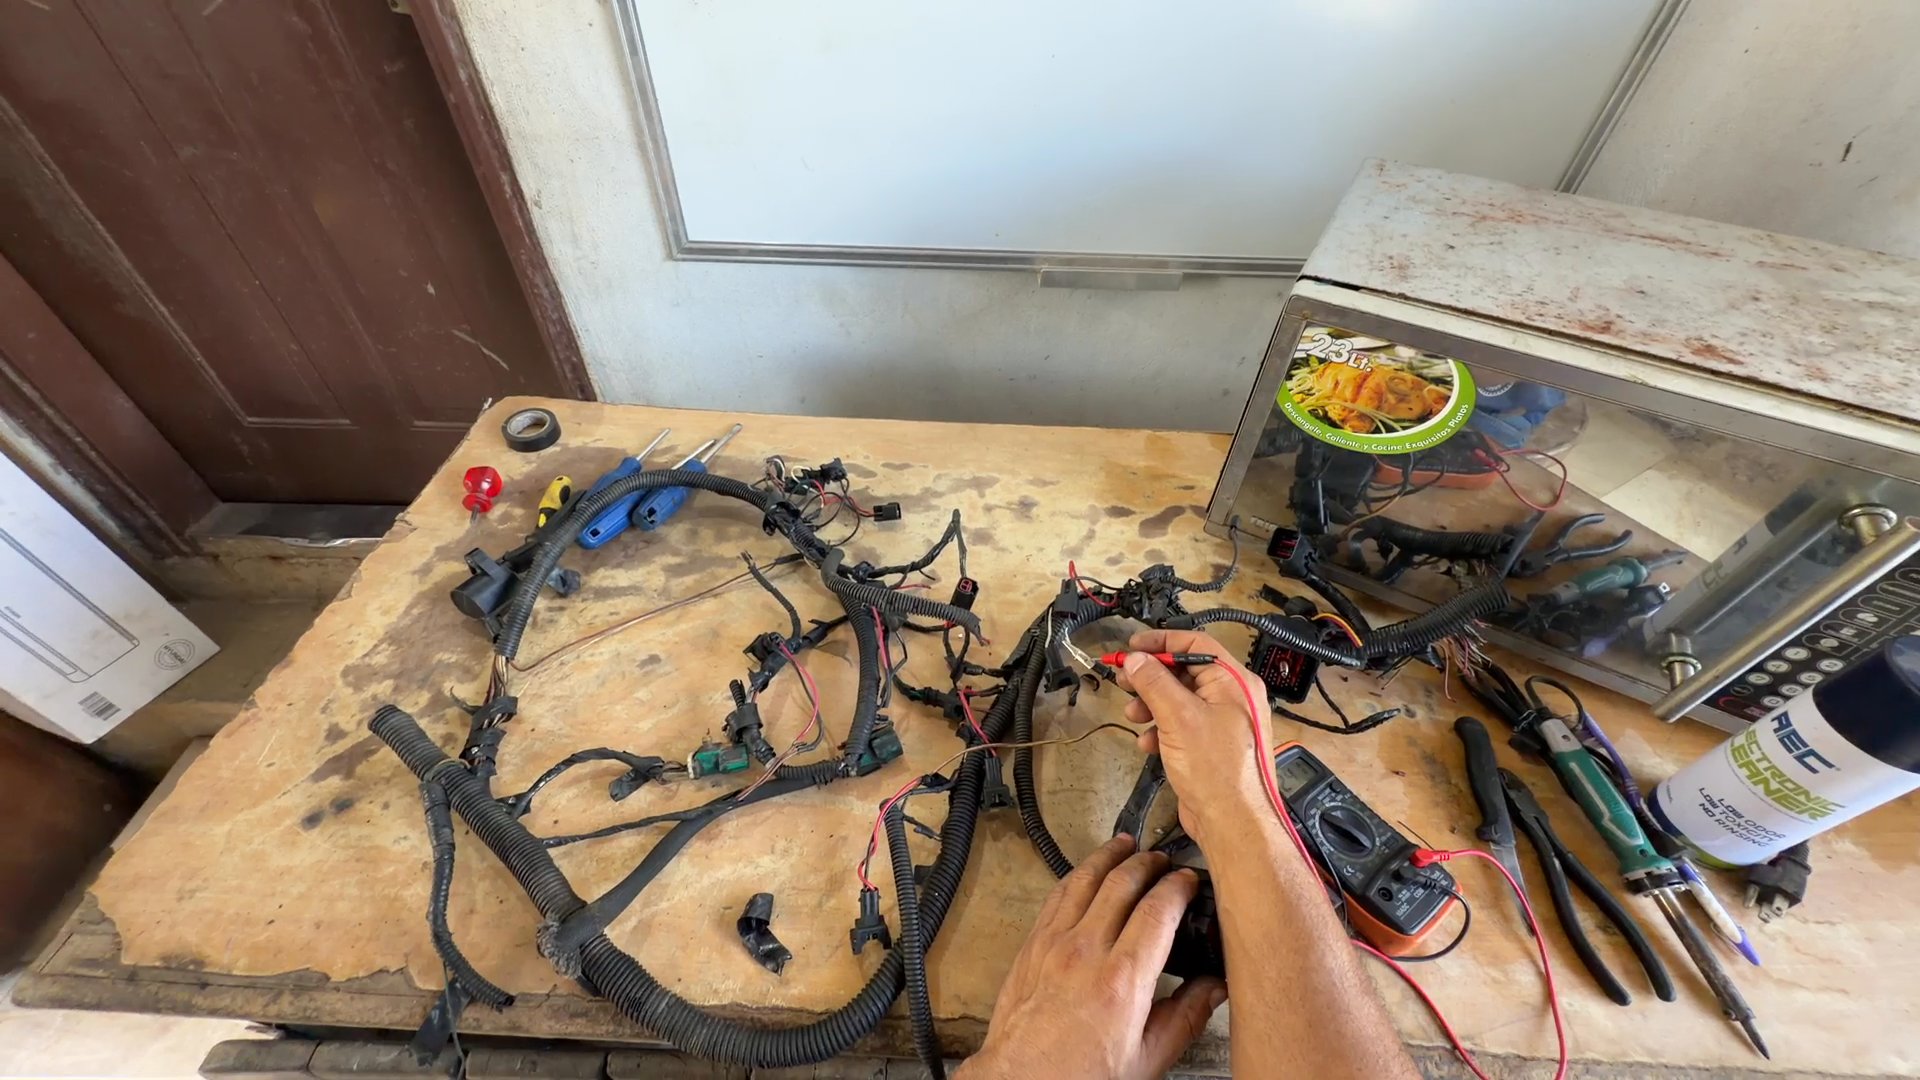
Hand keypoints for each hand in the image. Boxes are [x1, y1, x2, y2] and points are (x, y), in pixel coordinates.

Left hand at [957, 836, 1225, 1079]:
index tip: (1188, 880)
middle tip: (1162, 859)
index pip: (1156, 912)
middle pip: (1121, 883)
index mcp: (1121, 981)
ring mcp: (1055, 942)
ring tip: (1126, 844)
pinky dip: (1077, 874)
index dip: (1177, 887)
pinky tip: (1087, 870)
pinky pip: (1058, 894)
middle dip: (1146, 863)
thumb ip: (1186, 1016)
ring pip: (1084, 878)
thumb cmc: (1083, 1078)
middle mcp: (1086, 951)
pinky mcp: (1034, 942)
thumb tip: (1214, 987)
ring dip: (1108, 856)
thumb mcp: (1148, 1058)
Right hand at [1116, 630, 1271, 848]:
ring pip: (1178, 699)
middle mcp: (1231, 697)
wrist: (1233, 823)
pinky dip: (1161, 728)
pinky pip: (1180, 724)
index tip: (1132, 647)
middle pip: (1183, 671)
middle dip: (1150, 677)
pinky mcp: (1210, 745)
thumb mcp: (1178, 717)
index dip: (1160, 641)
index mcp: (1234, 682)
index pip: (1195, 643)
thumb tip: (1136, 659)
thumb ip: (1154, 682)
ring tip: (1133, 716)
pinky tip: (1148, 743)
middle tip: (1123, 679)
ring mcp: (1221, 722)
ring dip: (1151, 704)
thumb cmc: (1215, 769)